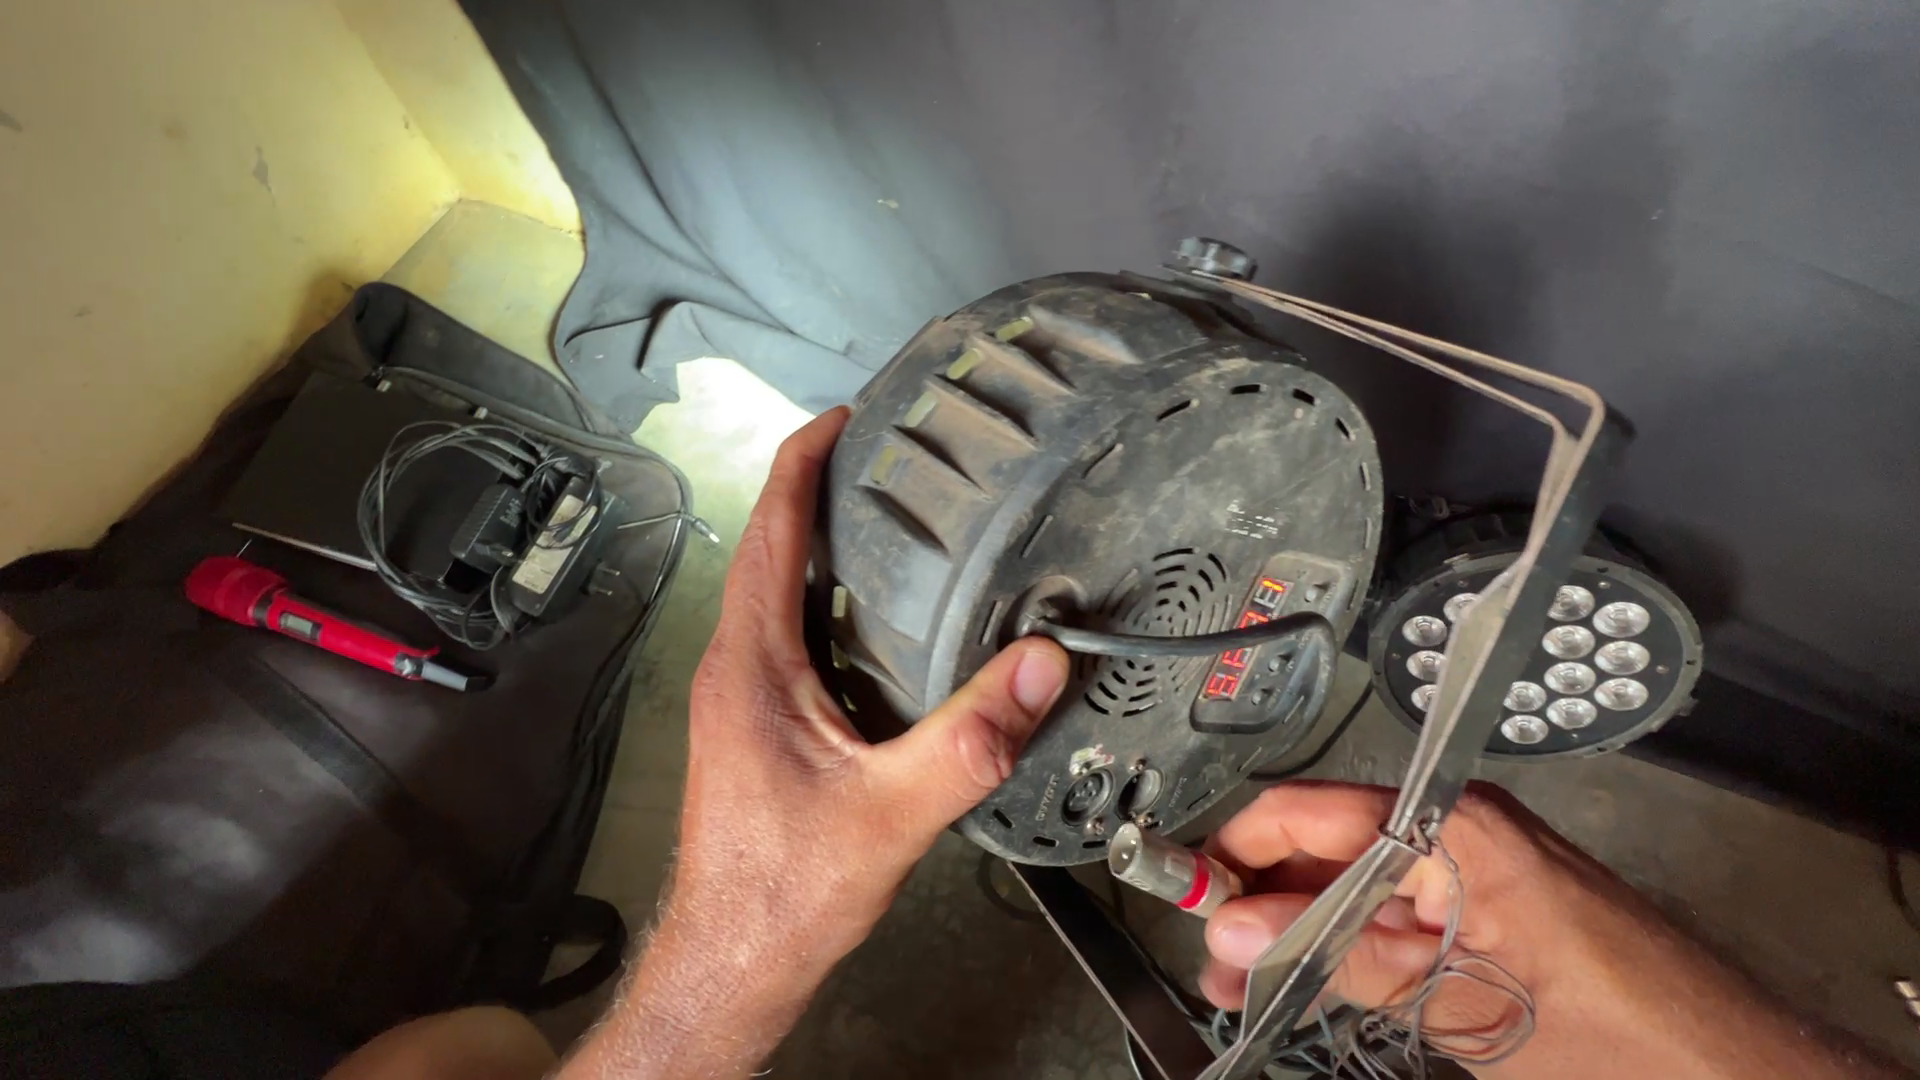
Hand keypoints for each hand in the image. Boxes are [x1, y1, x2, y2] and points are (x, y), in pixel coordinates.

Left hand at [673, 405, 1068, 979]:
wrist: (734, 958)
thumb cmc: (787, 888)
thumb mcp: (891, 812)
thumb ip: (969, 739)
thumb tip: (1040, 668)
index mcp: (752, 660)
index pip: (768, 530)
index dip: (802, 462)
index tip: (845, 416)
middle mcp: (737, 662)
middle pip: (770, 546)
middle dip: (818, 489)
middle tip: (887, 454)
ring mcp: (744, 690)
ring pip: (778, 588)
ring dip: (821, 541)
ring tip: (889, 512)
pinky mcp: (759, 717)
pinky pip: (791, 629)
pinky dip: (828, 596)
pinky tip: (880, 612)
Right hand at [1198, 780, 1901, 1078]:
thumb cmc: (1627, 1042)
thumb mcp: (1465, 1007)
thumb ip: (1340, 961)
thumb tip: (1231, 934)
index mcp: (1448, 826)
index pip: (1308, 812)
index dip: (1241, 851)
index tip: (1194, 897)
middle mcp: (1445, 827)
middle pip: (1317, 846)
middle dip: (1258, 903)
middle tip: (1213, 962)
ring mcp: (1457, 862)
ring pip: (1343, 882)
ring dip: (1292, 929)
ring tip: (1240, 983)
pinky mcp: (1467, 898)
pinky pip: (1380, 908)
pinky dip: (1339, 943)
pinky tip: (1302, 978)